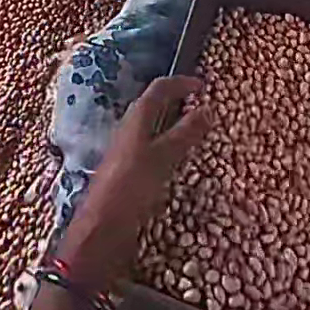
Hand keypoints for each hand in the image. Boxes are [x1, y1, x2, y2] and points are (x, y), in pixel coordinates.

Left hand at [57, 76, 212, 289]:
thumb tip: (208, 107)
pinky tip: (179, 156)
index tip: (203, 84)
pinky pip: (152, 143)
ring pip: (154, 123)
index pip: (160, 87)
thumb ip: (185, 133)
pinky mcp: (129, 165)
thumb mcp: (163, 157)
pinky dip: (168, 141)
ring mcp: (128, 145)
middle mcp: (130, 125)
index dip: (182, 82)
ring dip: (174, 121)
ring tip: (197, 129)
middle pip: (156, 103)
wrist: (101, 227)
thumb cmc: (131, 185)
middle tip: (203, 105)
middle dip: (178, 99)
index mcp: (137, 116)